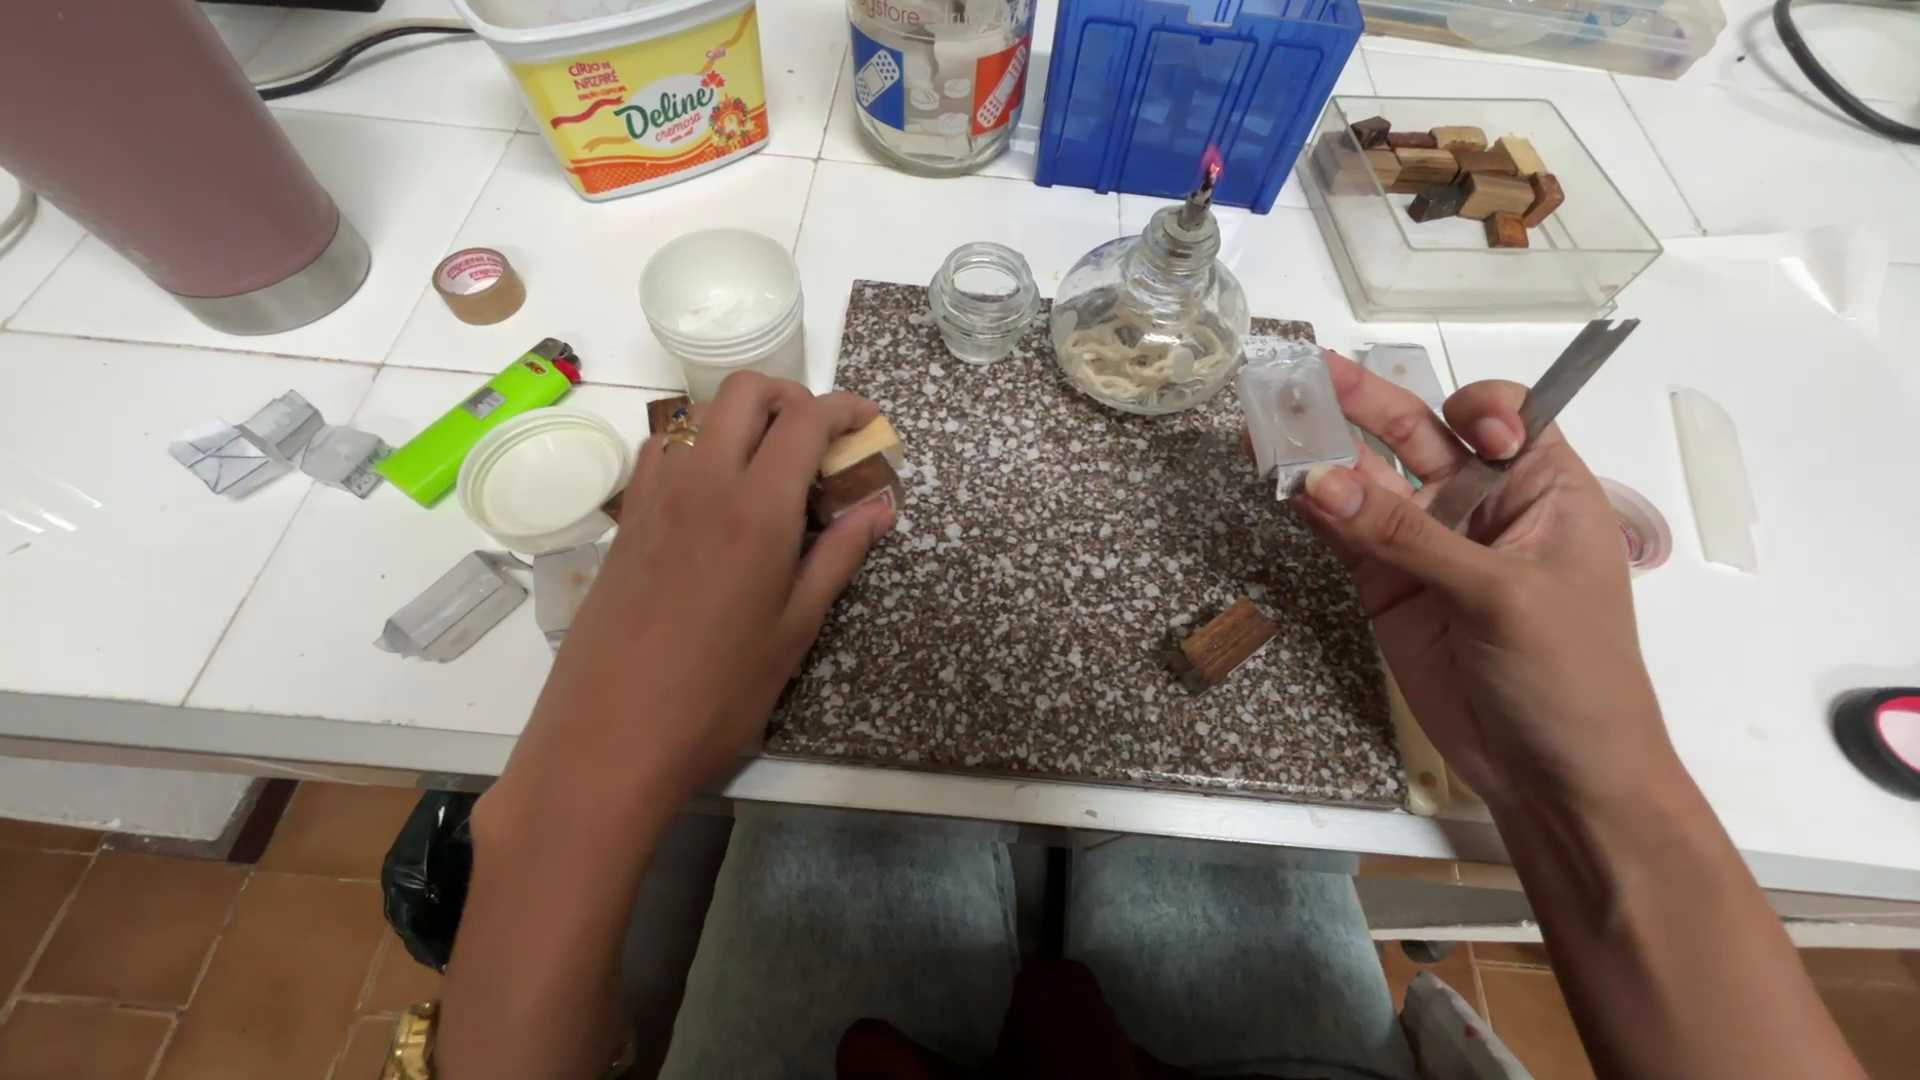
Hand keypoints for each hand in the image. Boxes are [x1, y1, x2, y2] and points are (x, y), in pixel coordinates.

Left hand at [502, 373, 895, 807]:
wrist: (608, 739)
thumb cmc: (720, 692)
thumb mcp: (797, 626)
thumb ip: (840, 553)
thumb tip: (880, 505)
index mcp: (757, 508)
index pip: (806, 420)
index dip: (845, 407)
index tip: (868, 422)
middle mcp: (703, 482)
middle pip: (746, 391)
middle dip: (792, 396)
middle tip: (818, 441)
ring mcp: (655, 497)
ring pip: (699, 414)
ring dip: (741, 420)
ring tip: (767, 470)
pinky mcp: (625, 520)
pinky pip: (662, 452)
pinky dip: (697, 447)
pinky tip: (711, 497)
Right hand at [1292, 352, 1672, 810]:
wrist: (1548, 774)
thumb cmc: (1567, 674)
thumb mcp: (1499, 595)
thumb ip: (1405, 537)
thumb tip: (1314, 482)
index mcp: (1542, 492)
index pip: (1509, 417)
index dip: (1478, 410)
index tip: (1465, 435)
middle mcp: (1478, 507)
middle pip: (1417, 437)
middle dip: (1366, 404)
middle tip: (1307, 375)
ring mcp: (1424, 546)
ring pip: (1366, 484)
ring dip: (1320, 454)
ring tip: (1267, 424)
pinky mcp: (1383, 584)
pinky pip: (1343, 534)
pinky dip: (1310, 510)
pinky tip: (1278, 481)